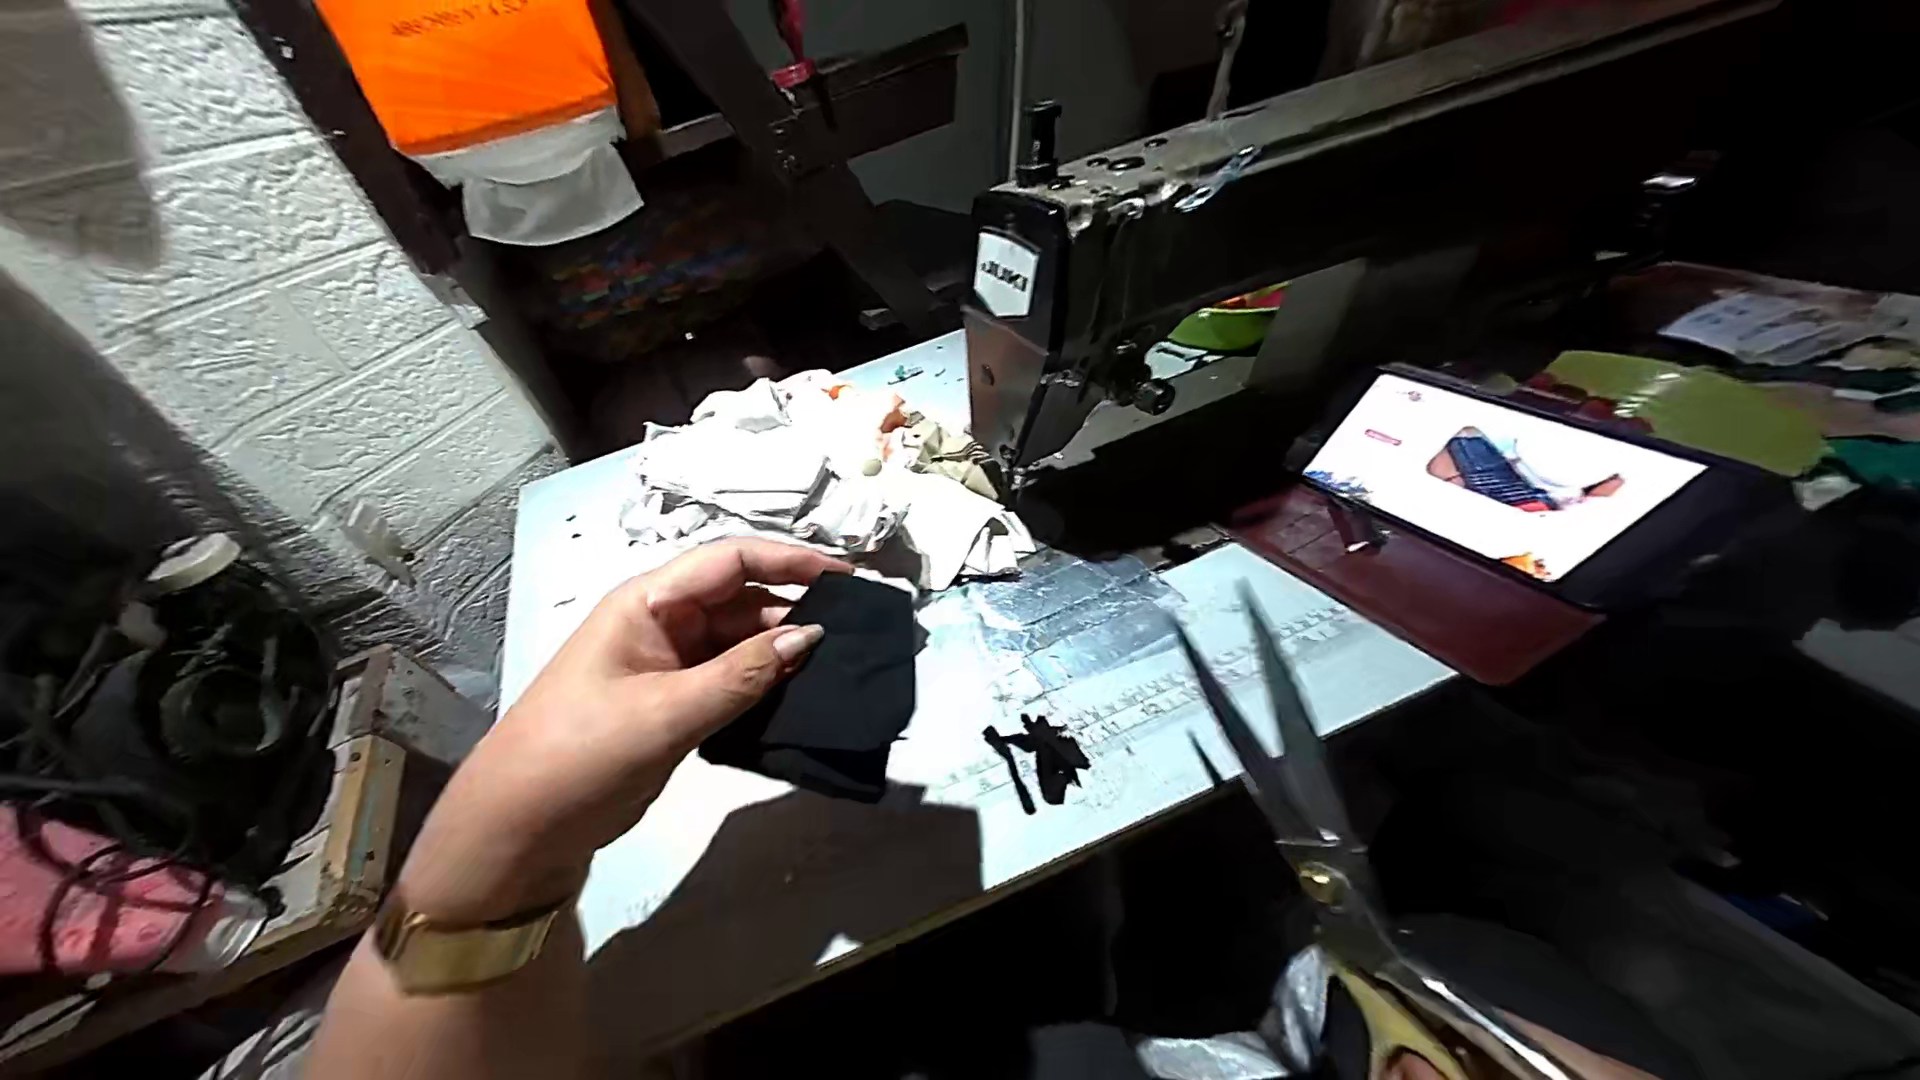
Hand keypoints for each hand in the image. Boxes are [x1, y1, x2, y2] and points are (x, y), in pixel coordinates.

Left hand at [399, 539, 849, 921]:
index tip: (843, 576)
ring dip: (785, 646)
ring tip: (836, 659)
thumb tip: (812, 636)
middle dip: (794, 605)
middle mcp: (666, 620)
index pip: (731, 561)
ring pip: (745, 638)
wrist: (521, 831)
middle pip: (743, 597)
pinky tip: (802, 689)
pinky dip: (769, 678)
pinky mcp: (683, 696)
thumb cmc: (582, 754)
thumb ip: (743, 673)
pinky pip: (738, 673)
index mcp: (650, 602)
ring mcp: (675, 660)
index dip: (789, 561)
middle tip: (850, 626)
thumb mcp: (666, 712)